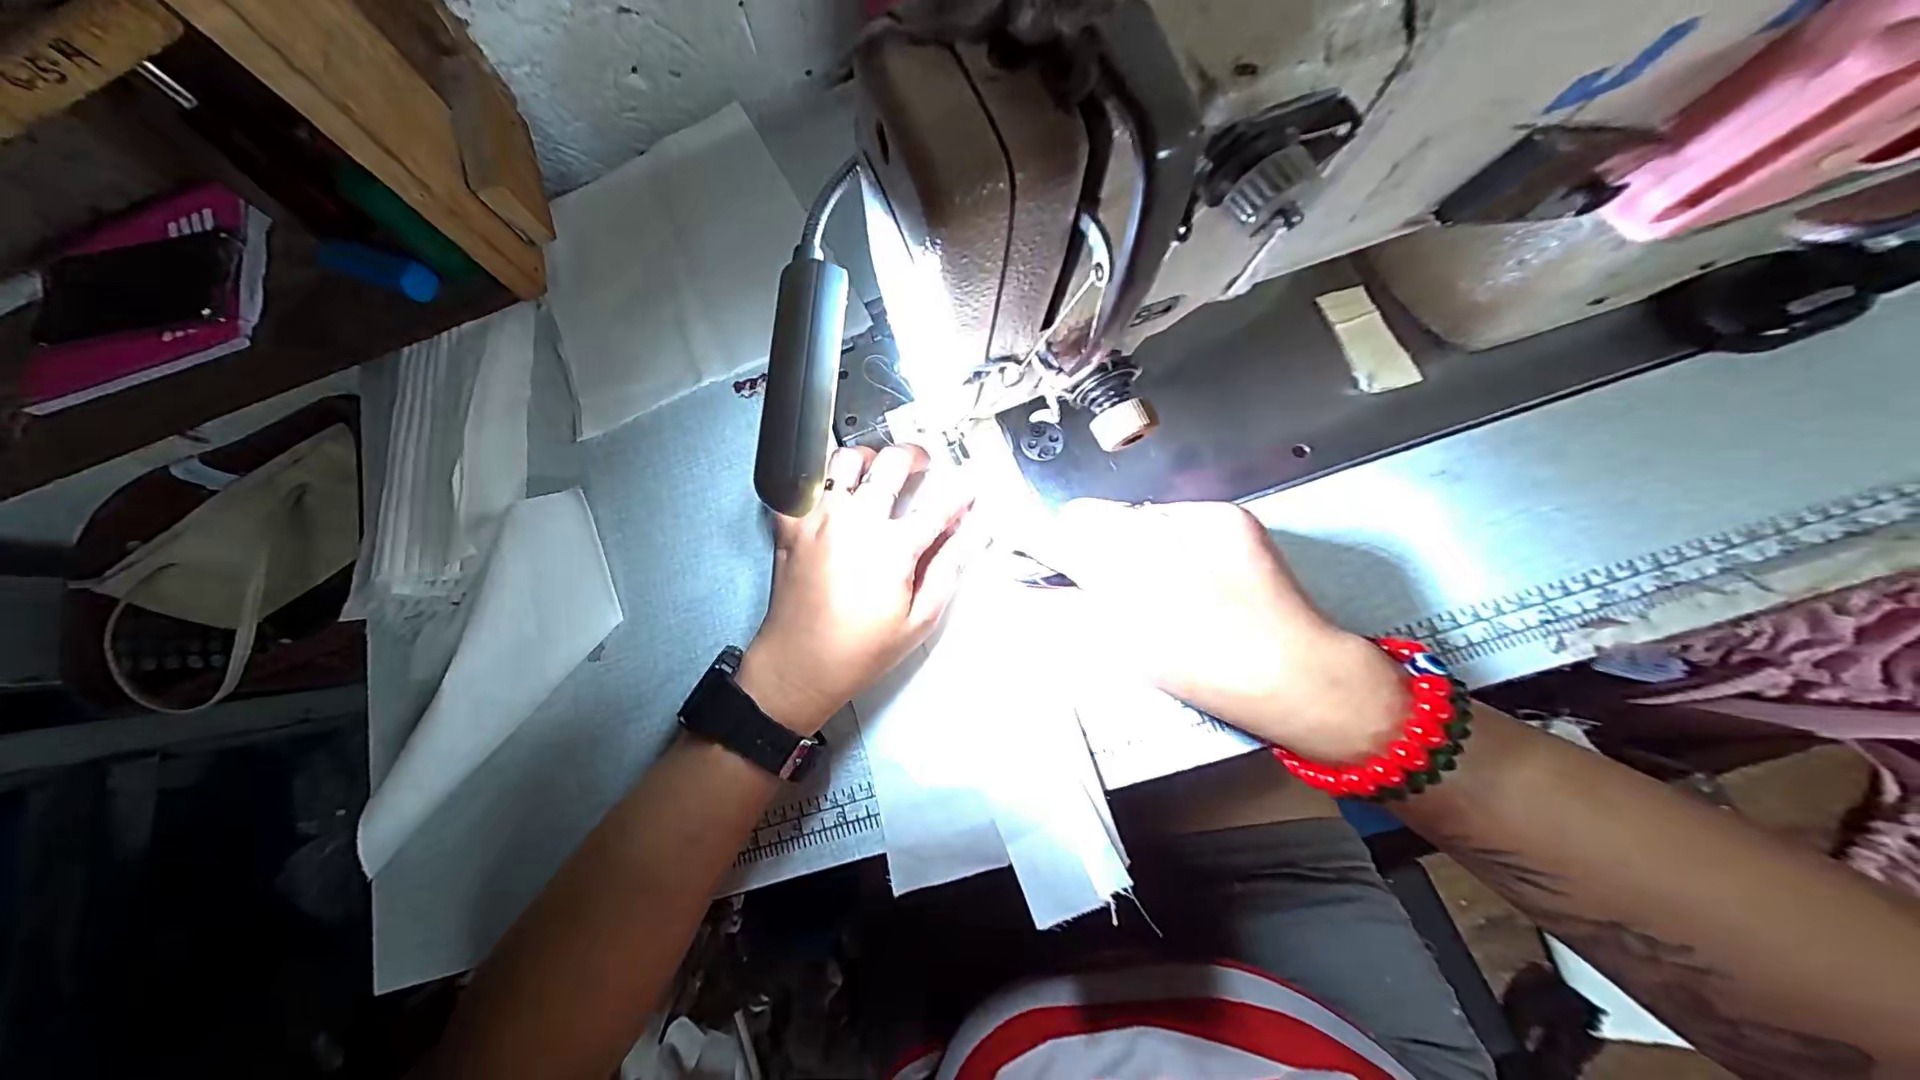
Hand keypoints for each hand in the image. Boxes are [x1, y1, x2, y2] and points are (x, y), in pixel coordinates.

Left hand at [737, 444, 976, 734]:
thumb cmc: (855, 651)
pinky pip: (801, 485)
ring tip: (877, 469)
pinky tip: (831, 489)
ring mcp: (820, 521)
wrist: (799, 666)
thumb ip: (949, 568)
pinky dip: (818, 479)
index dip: (959, 494)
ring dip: (867, 458)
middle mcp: (855, 523)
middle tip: (923, 463)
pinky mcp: (792, 528)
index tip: (966, 490)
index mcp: (892, 547)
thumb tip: (971, 535)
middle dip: (915, 456)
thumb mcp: (920, 619)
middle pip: (891, 463)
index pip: (938, 506)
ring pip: (844, 460)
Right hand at [1039, 499, 1406, 763]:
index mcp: (1121, 576)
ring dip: (1127, 537)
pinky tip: (1190, 567)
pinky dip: (1168, 536)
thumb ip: (1065, 607)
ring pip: (1131, 513)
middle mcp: (1153, 534)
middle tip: (1097, 573)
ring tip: (1155, 575)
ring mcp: (1195, 518)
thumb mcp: (1119, 646)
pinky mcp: (1228, 514)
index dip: (1032, 538)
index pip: (1054, 532)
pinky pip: (1174, 514)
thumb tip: (1027, 583)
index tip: (1023, 545)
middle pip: (1088, 514)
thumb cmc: (1200, 670)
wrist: (1293, 670)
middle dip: (1082, 539)